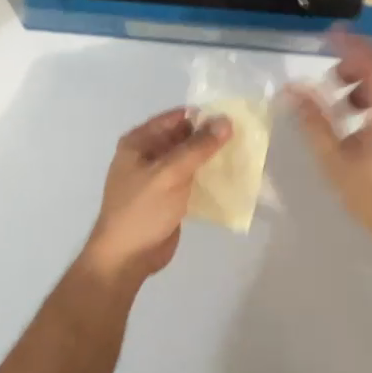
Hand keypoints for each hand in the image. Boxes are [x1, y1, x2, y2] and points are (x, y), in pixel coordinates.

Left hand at [78, 109, 232, 285]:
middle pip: (183, 138)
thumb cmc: (142, 210)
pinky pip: (192, 181)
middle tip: (244, 136)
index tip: (233, 117)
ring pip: (190, 160)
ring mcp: (158, 178)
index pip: (175, 118)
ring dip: (211, 159)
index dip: (202, 115)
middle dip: (210, 137)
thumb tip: (225, 121)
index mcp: (139, 142)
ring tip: (243, 155)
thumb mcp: (170, 173)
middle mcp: (147, 155)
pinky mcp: (169, 198)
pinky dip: (208, 179)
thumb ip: (198, 147)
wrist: (127, 256)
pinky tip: (231, 179)